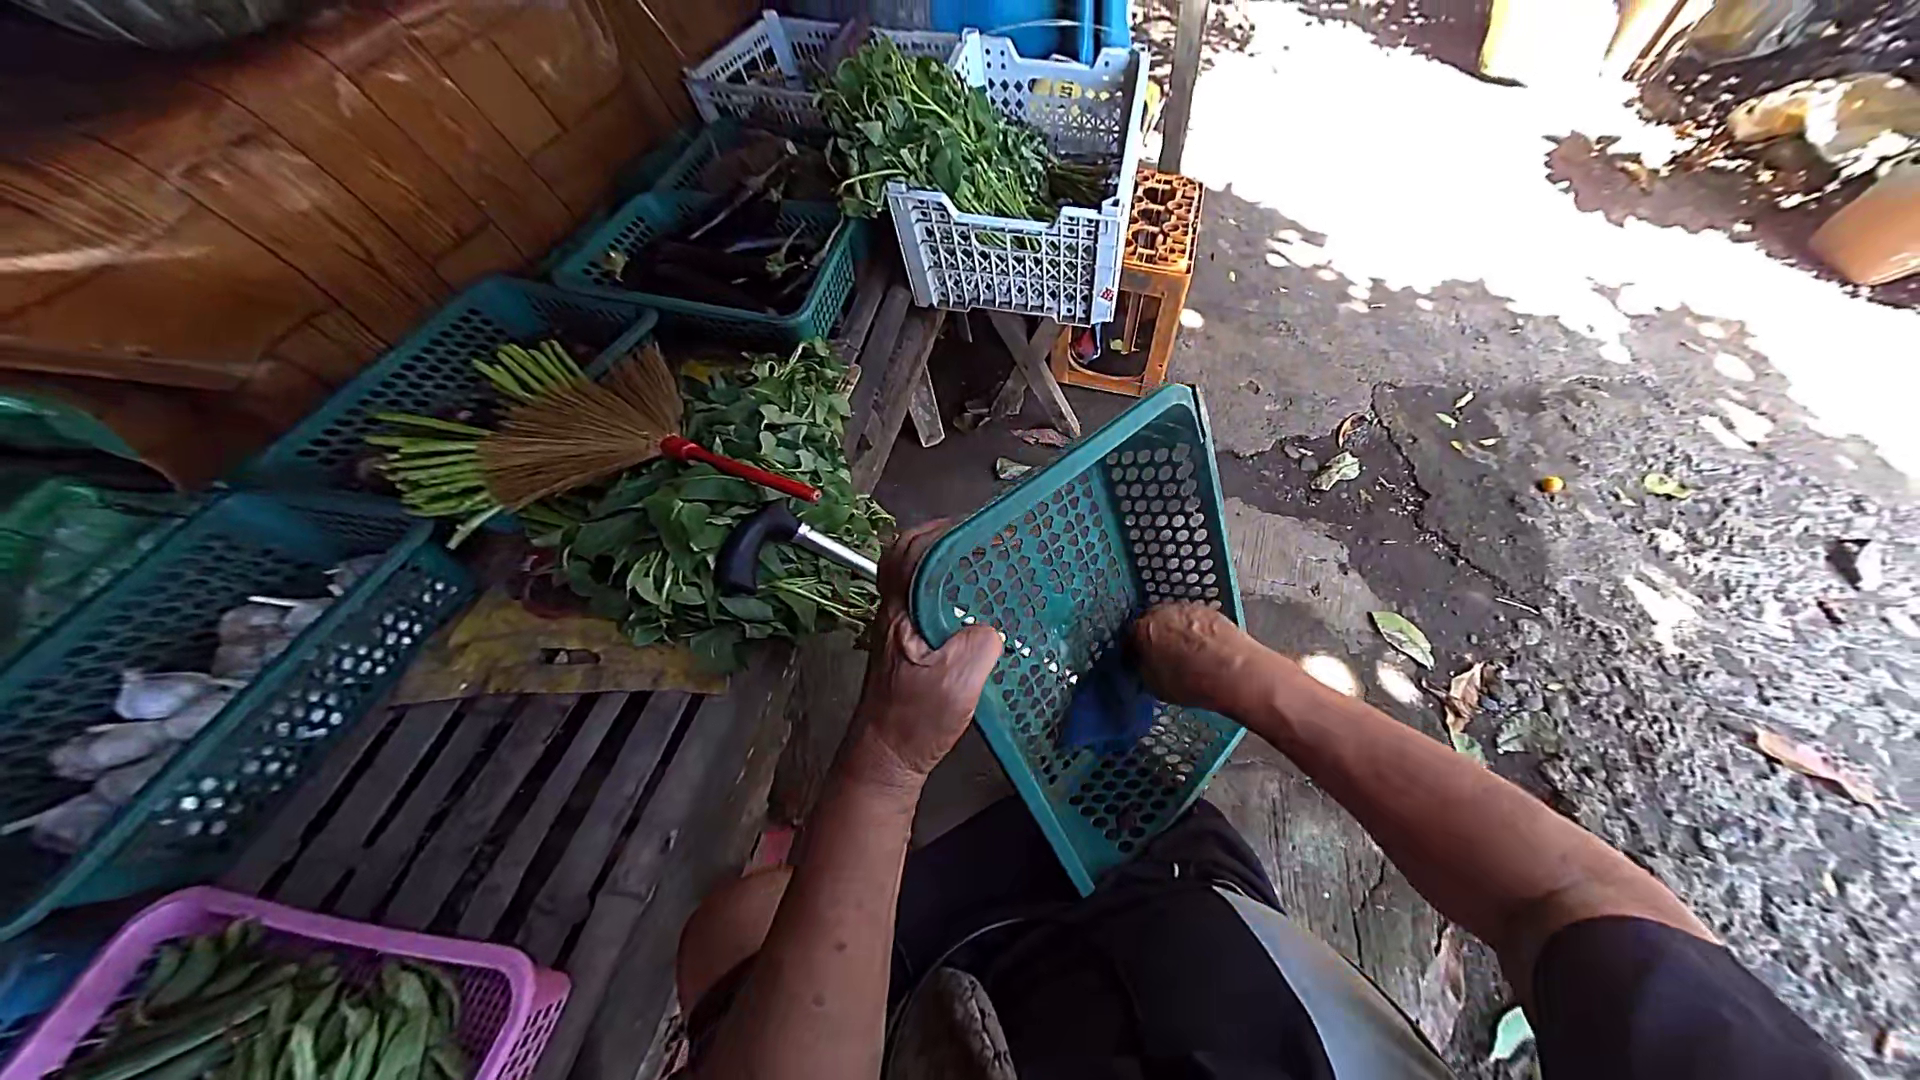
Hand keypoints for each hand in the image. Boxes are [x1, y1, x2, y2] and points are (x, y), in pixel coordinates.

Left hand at [844, 521, 1003, 790]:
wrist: (885, 757)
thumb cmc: (912, 723)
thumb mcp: (955, 684)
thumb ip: (977, 646)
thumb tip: (992, 628)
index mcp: (900, 613)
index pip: (910, 553)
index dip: (941, 532)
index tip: (976, 527)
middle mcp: (893, 613)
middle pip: (905, 556)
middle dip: (939, 537)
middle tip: (977, 537)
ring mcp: (896, 628)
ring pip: (913, 577)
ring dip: (941, 562)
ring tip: (977, 562)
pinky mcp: (905, 645)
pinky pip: (922, 601)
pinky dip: (944, 590)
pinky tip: (969, 605)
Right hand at [1132, 603, 1273, 715]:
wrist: (1236, 673)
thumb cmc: (1193, 682)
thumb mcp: (1155, 685)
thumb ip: (1143, 670)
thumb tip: (1143, 666)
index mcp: (1141, 630)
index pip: (1129, 638)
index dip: (1134, 651)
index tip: (1139, 662)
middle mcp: (1161, 612)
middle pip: (1152, 623)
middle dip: (1156, 638)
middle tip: (1164, 658)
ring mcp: (1187, 609)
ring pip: (1175, 620)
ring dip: (1177, 633)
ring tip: (1188, 656)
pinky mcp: (1211, 611)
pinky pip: (1196, 622)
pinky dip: (1198, 633)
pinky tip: (1206, 651)